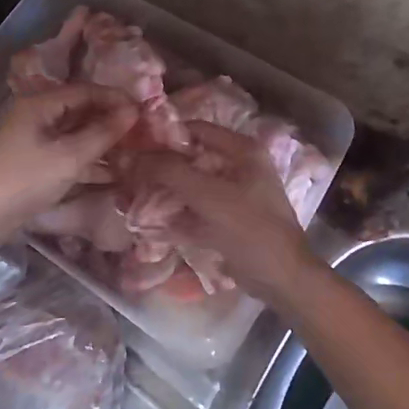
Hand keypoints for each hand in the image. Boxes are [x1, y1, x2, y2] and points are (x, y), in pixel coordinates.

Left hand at [0, 84, 138, 243]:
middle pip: (81, 110)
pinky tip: (112, 173)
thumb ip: (103, 132)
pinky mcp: (35, 163)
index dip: (116, 99)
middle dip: (111, 120)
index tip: (145, 111)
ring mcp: (35, 140)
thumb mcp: (69, 157)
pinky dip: (89, 160)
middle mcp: (38, 115)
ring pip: (76, 133)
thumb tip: (133, 110)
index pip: (87, 90)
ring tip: (134, 152)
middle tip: (143, 132)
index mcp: (41, 103)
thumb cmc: (24, 180)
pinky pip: (68, 153)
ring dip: (102, 142)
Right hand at [130, 121, 325, 303]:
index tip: (133, 147)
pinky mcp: (227, 222)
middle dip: (159, 169)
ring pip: (190, 187)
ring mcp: (233, 196)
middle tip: (126, 176)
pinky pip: (195, 212)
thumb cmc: (250, 228)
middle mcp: (238, 167)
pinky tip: (147, 222)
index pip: (195, 130)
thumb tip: (130, 156)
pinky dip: (174, 215)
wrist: (282, 279)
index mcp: (241, 150)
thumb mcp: (208, 195)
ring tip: (130, 198)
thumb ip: (169, 172)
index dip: (164, 136)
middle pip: (190, 159)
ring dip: (163, 193)